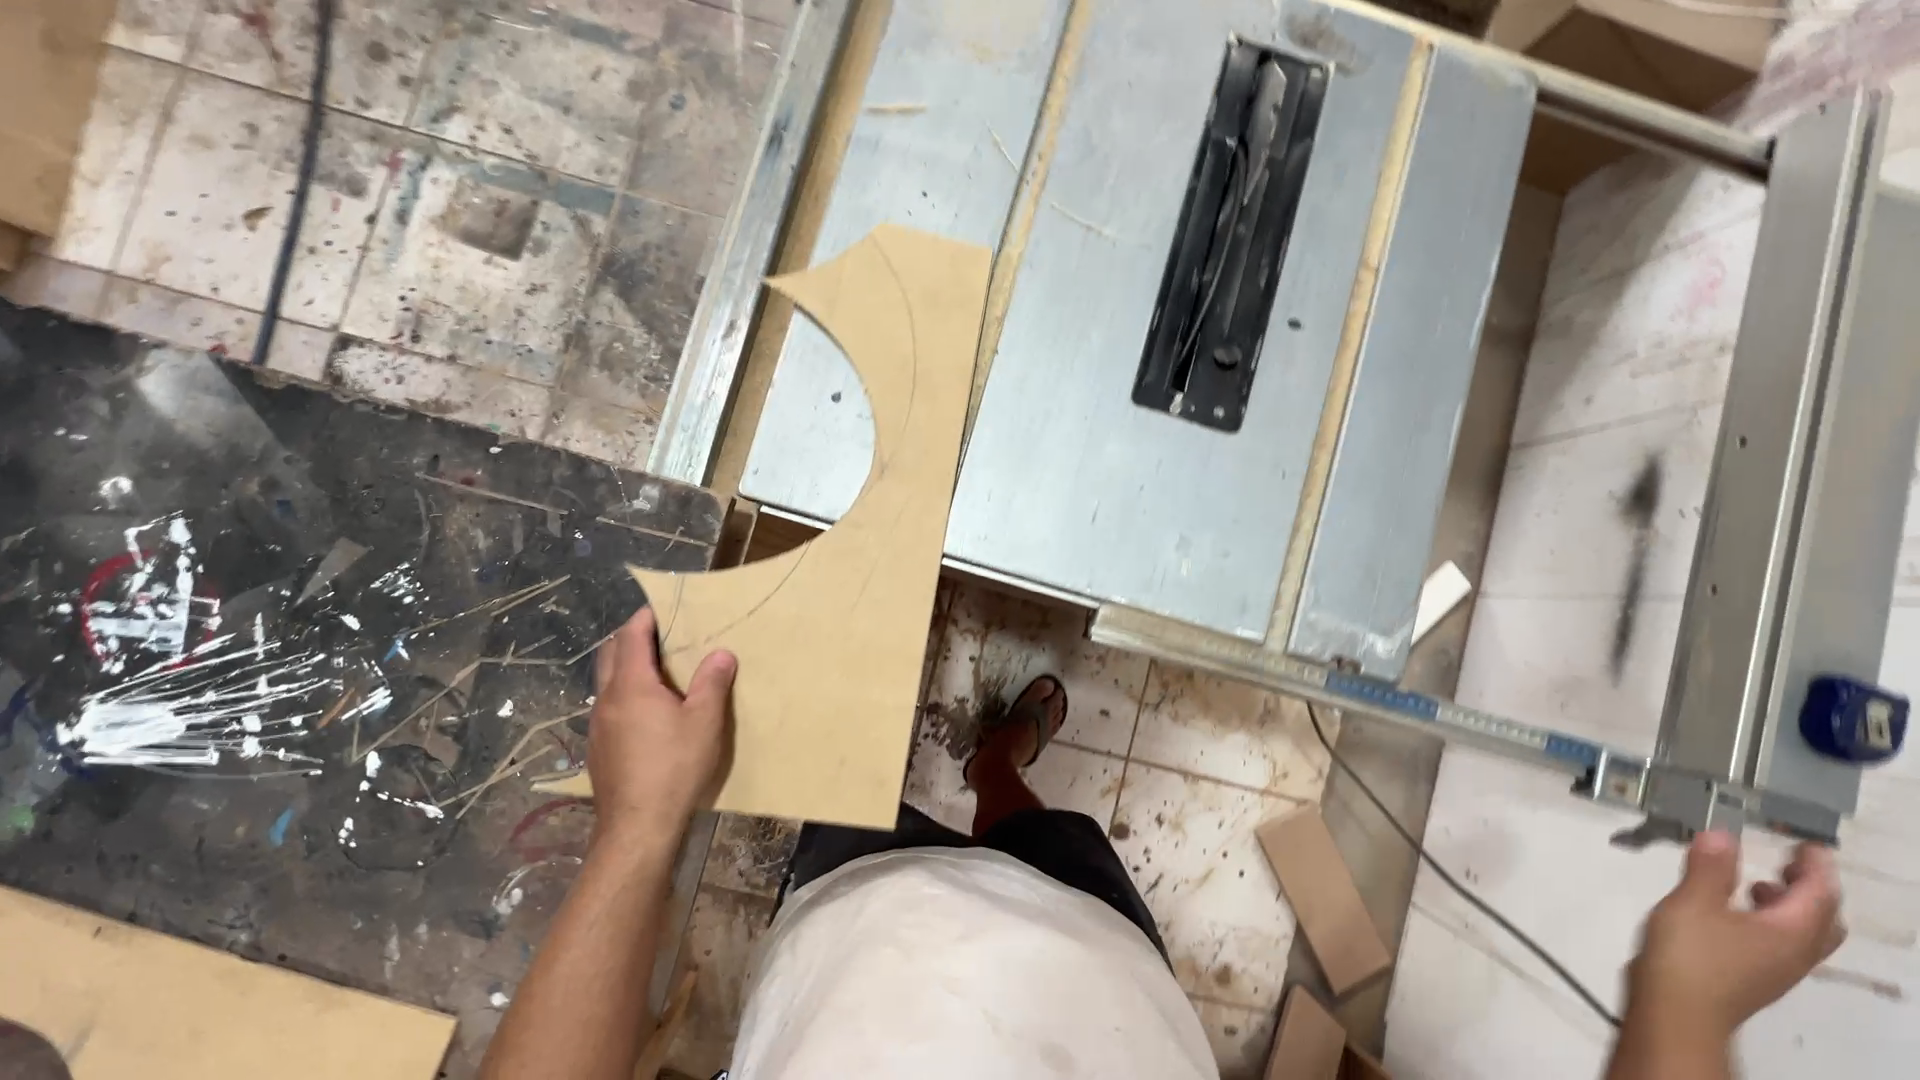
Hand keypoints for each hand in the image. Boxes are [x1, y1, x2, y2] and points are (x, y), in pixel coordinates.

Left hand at [586, 607, 736, 849]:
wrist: (637, 826)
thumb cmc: (674, 767)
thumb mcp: (704, 722)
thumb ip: (712, 683)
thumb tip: (721, 654)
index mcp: (631, 685)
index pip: (631, 635)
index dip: (646, 617)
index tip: (664, 608)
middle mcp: (606, 699)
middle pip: (610, 653)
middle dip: (632, 637)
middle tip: (662, 635)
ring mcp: (597, 725)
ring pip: (606, 681)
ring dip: (627, 666)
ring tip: (659, 671)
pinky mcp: (598, 747)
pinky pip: (608, 706)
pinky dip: (625, 693)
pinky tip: (648, 712)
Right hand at [1626, 831, 1844, 1037]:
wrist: (1678, 1010)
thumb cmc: (1690, 953)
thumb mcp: (1693, 902)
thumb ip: (1709, 869)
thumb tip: (1722, 834)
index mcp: (1789, 932)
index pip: (1818, 894)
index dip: (1816, 867)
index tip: (1807, 844)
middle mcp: (1794, 952)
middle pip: (1822, 919)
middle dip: (1811, 889)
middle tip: (1789, 863)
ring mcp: (1776, 969)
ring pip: (1801, 934)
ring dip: (1789, 906)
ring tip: (1758, 883)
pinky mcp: (1754, 976)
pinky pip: (1779, 943)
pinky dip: (1770, 920)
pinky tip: (1733, 913)